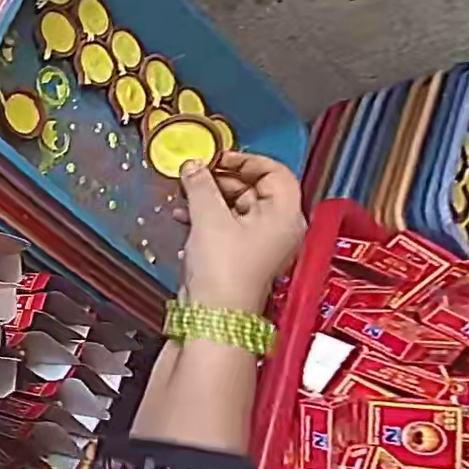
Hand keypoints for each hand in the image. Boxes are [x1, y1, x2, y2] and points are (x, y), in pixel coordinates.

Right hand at [172, 151, 305, 312]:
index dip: (245, 160)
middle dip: (222, 178)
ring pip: (237, 206)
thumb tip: (193, 165)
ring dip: (210, 196)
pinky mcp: (239, 253)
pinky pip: (226, 223)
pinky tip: (185, 214)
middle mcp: (278, 226)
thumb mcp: (209, 218)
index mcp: (284, 214)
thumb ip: (200, 186)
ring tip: (185, 193)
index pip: (274, 171)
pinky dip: (207, 215)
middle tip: (195, 173)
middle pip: (254, 188)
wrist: (214, 312)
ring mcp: (258, 241)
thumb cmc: (223, 269)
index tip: (217, 157)